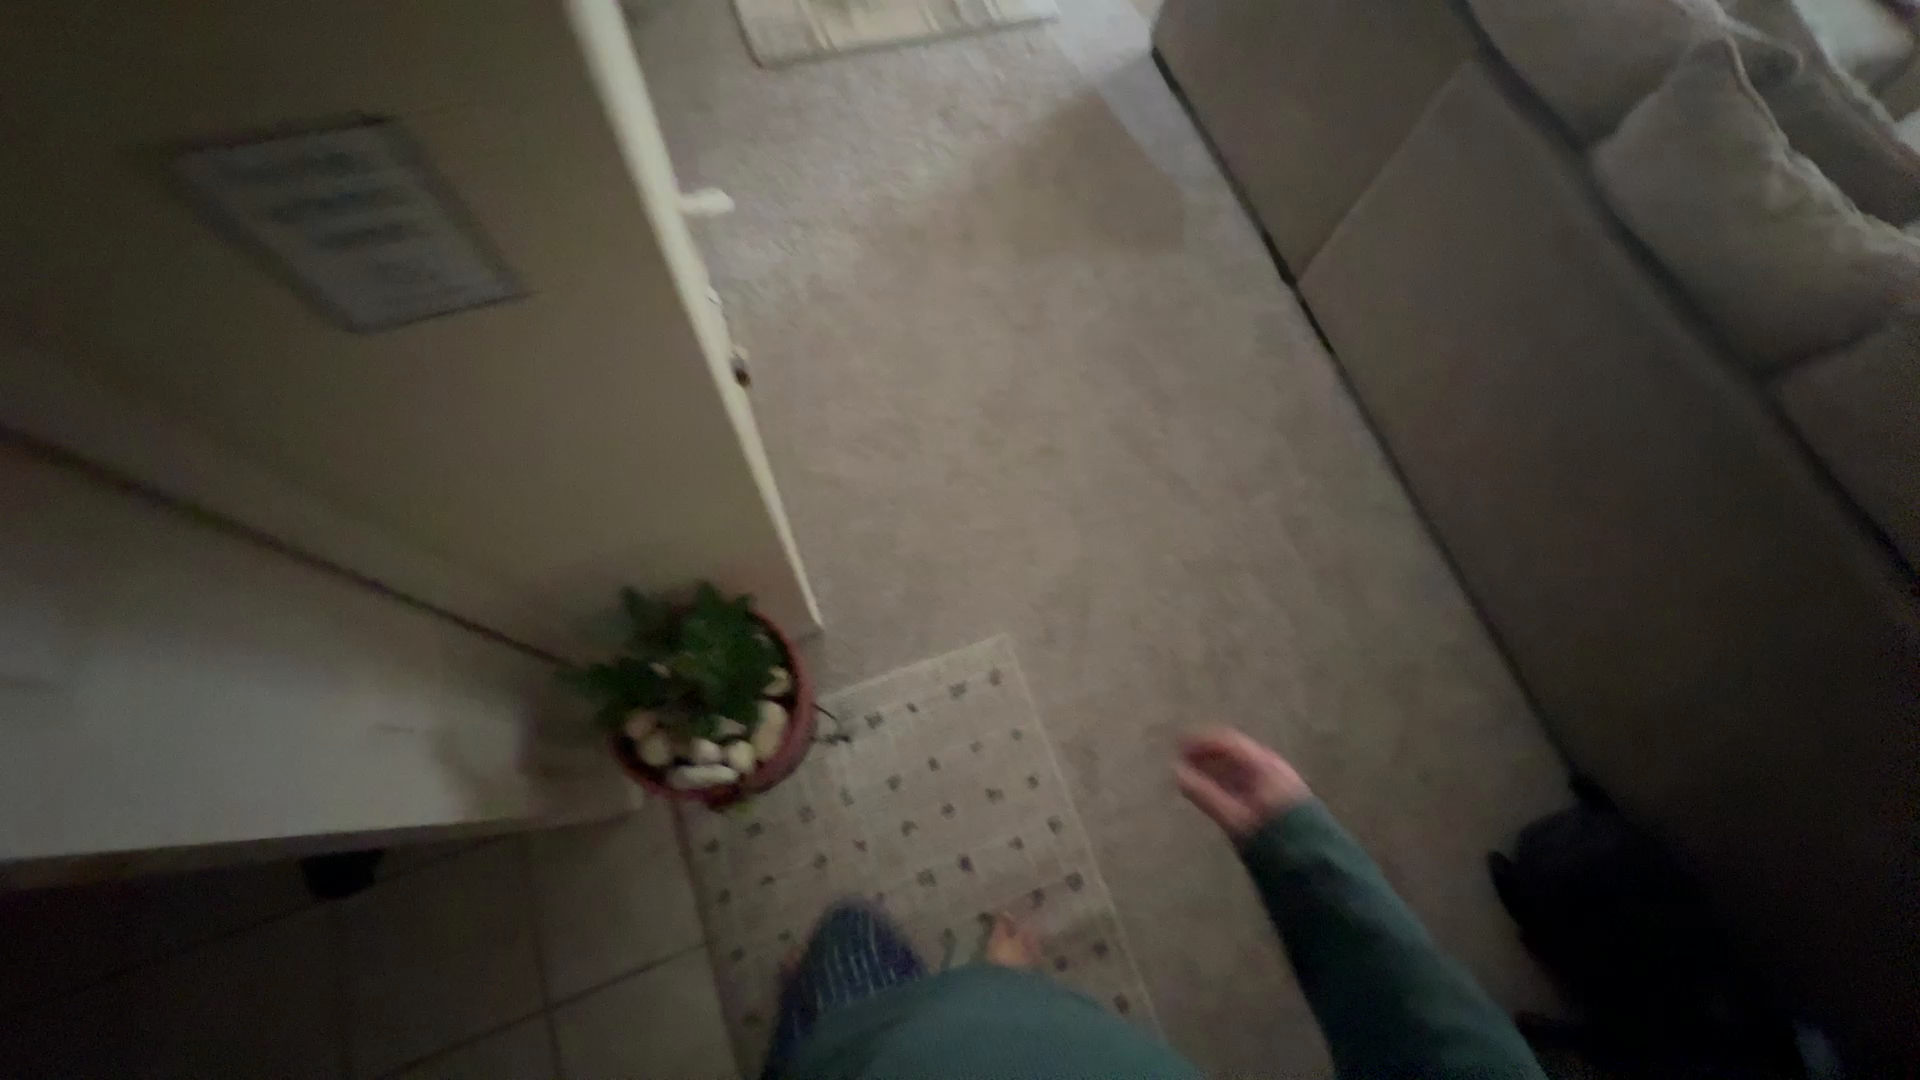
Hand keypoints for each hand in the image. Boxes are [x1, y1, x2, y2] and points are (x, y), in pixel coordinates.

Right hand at [1176, 727, 1311, 840]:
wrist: (1318, 866)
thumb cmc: (1274, 836)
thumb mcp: (1235, 818)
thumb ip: (1205, 794)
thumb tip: (1177, 774)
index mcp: (1263, 765)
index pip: (1227, 741)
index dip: (1200, 742)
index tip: (1177, 746)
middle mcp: (1272, 767)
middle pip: (1234, 752)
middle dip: (1207, 755)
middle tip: (1183, 760)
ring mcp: (1279, 782)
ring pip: (1242, 767)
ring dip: (1217, 769)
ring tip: (1195, 777)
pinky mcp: (1281, 799)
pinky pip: (1249, 780)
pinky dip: (1229, 781)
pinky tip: (1219, 793)